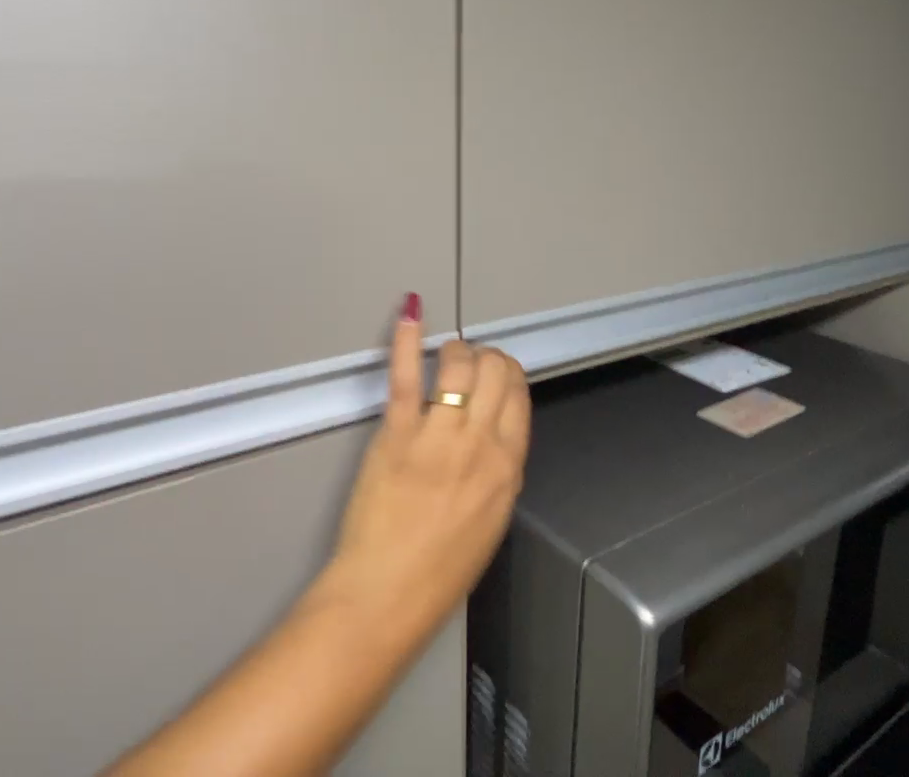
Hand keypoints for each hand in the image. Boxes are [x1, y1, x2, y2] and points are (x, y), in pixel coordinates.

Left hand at [313, 295, 530, 651]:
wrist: (388, 594)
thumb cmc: (441, 571)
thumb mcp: (492, 521)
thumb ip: (498, 473)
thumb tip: (494, 437)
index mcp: (508, 467)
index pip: (520, 396)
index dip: (509, 375)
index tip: (496, 373)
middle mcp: (480, 444)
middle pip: (496, 371)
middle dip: (487, 357)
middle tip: (470, 362)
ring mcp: (438, 436)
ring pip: (459, 365)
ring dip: (456, 350)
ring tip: (446, 353)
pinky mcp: (395, 435)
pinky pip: (406, 377)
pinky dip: (406, 341)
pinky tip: (410, 313)